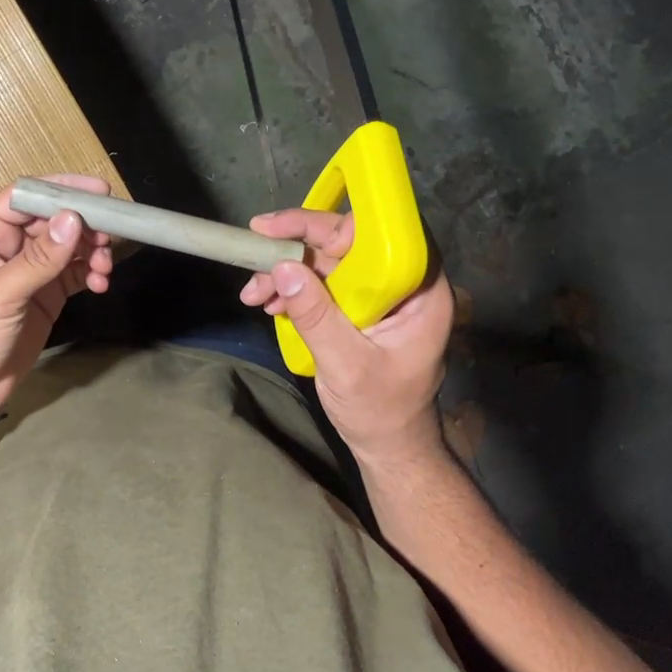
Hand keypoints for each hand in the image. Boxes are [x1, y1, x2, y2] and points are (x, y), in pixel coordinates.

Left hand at [0, 175, 115, 421]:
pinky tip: (100, 283)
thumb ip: (38, 259)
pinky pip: (74, 272)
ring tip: (104, 266)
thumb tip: (73, 219)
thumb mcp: (0, 295)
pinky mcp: (44, 294)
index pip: (25, 196)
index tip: (99, 192)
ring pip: (68, 244)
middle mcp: (7, 245)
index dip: (61, 189)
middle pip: (53, 217)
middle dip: (84, 223)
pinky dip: (90, 273)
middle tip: (111, 236)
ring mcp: (28, 270)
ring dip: (91, 250)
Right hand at [239, 209, 453, 467]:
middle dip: (296, 247)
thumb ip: (316, 317)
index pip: (379, 235)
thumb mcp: (347, 365)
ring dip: (285, 271)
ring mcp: (374, 295)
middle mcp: (398, 283)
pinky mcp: (353, 307)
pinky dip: (289, 288)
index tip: (285, 230)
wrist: (386, 445)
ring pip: (325, 261)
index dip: (332, 226)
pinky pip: (318, 283)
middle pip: (345, 242)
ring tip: (253, 295)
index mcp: (418, 290)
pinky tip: (266, 303)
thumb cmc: (381, 410)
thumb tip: (282, 269)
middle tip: (255, 249)